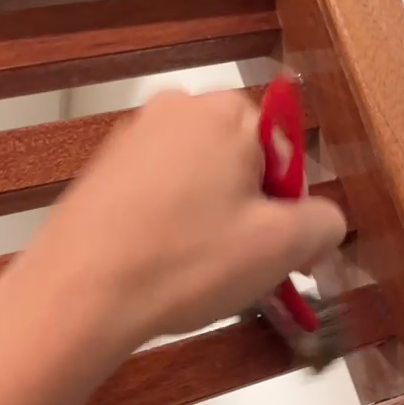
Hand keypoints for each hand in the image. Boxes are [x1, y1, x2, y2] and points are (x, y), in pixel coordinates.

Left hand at [14, 88, 347, 346]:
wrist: (78, 295)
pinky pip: (164, 194)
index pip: (288, 153)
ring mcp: (133, 137)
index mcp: (226, 111)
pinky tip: (168, 265)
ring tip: (204, 273)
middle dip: (256, 214)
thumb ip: (325, 223)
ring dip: (217, 223)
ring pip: (204, 181)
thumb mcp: (281, 247)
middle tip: (249, 268)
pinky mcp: (104, 172)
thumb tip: (322, 221)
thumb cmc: (185, 262)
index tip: (287, 257)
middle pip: (245, 163)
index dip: (294, 210)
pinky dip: (177, 226)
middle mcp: (177, 109)